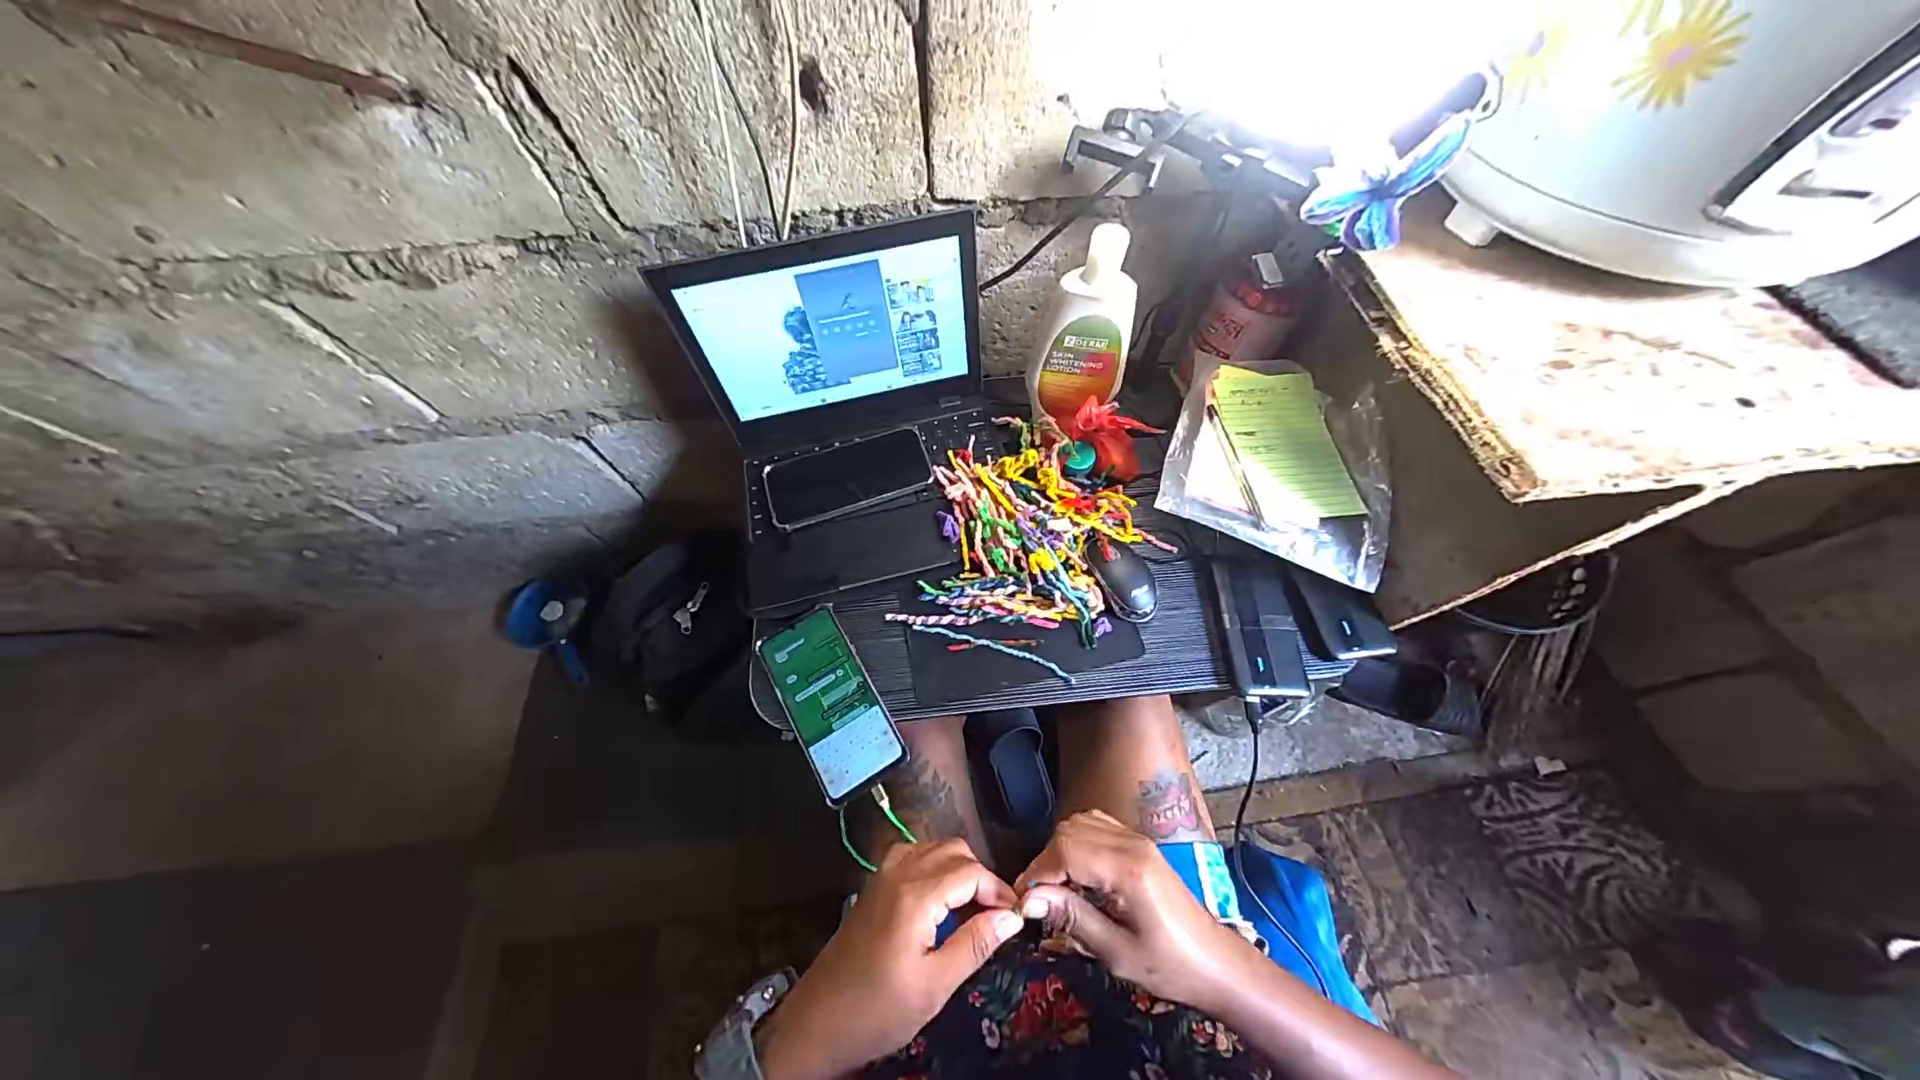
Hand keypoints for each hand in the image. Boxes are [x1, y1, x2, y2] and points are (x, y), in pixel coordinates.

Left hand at [757, 838, 1025, 1079]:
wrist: (818, 1021)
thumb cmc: (878, 1010)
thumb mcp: (934, 986)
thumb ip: (975, 944)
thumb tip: (1011, 917)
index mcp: (915, 896)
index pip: (970, 871)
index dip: (998, 889)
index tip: (1013, 917)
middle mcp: (899, 873)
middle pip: (954, 850)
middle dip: (980, 876)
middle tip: (993, 914)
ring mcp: (883, 875)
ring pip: (934, 847)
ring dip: (959, 868)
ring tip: (971, 909)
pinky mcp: (875, 885)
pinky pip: (914, 855)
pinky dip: (935, 865)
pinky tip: (939, 900)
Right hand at [1018, 810, 1256, 1013]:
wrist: (1216, 963)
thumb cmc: (1170, 966)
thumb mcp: (1117, 952)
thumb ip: (1072, 918)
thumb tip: (1029, 899)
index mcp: (1128, 869)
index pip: (1065, 850)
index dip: (1037, 873)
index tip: (1023, 901)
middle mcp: (1131, 843)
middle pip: (1069, 831)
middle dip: (1045, 862)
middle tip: (1039, 899)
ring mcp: (1136, 838)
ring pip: (1079, 824)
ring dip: (1059, 851)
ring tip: (1058, 889)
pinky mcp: (1138, 842)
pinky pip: (1095, 826)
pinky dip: (1076, 844)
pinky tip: (1079, 875)